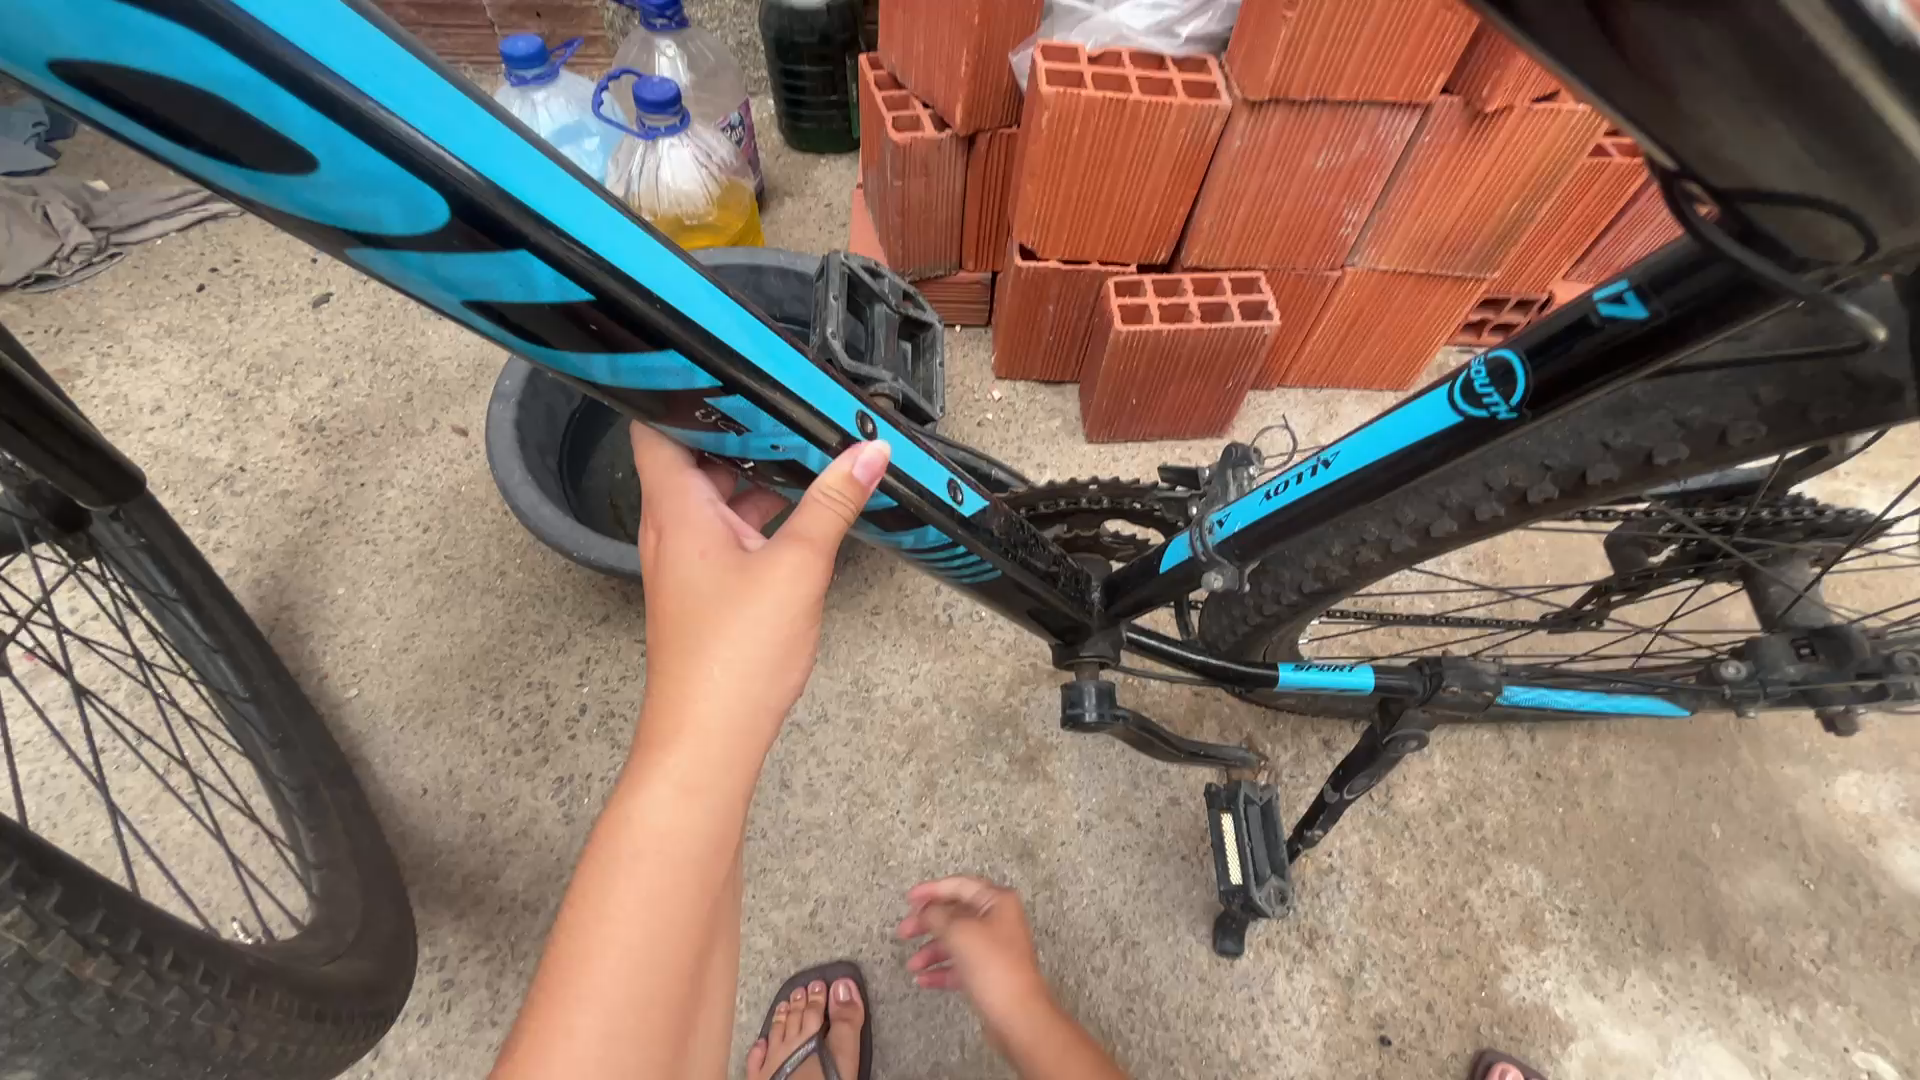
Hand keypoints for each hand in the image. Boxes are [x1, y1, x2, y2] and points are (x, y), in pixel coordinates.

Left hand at [629, 422, 888, 751]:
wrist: (710, 737)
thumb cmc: (736, 654)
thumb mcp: (798, 566)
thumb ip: (833, 503)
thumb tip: (867, 453)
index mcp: (675, 509)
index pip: (656, 425)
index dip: (684, 392)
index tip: (729, 368)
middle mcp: (671, 529)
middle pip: (693, 457)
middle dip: (741, 432)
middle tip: (790, 407)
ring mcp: (687, 560)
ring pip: (714, 498)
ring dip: (754, 477)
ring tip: (805, 453)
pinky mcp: (706, 588)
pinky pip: (728, 532)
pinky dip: (758, 516)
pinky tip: (799, 514)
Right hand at [896, 877, 1051, 1035]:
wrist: (1018, 1018)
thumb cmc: (995, 969)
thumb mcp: (959, 933)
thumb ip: (937, 915)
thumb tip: (926, 910)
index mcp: (997, 901)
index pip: (959, 886)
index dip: (932, 889)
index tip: (910, 898)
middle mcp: (998, 921)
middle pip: (955, 914)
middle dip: (928, 923)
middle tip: (905, 931)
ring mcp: (994, 948)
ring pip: (956, 941)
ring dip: (931, 951)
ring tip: (912, 965)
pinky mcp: (989, 974)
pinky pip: (960, 965)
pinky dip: (941, 970)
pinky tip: (923, 979)